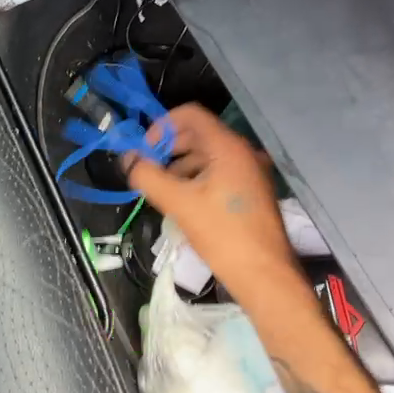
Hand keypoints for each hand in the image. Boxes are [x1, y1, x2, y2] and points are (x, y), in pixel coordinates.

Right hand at [127, 104, 302, 299]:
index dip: (162, 125)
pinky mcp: (252, 192)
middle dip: (168, 146)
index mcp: (228, 147)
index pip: (190, 114)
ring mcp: (250, 173)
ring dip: (180, 164)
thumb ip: (147, 175)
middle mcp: (242, 153)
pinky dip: (197, 177)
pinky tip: (184, 201)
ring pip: (207, 154)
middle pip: (198, 133)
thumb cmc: (222, 235)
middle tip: (148, 168)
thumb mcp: (178, 203)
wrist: (266, 278)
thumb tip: (128, 159)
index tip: (146, 149)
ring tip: (162, 188)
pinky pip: (219, 172)